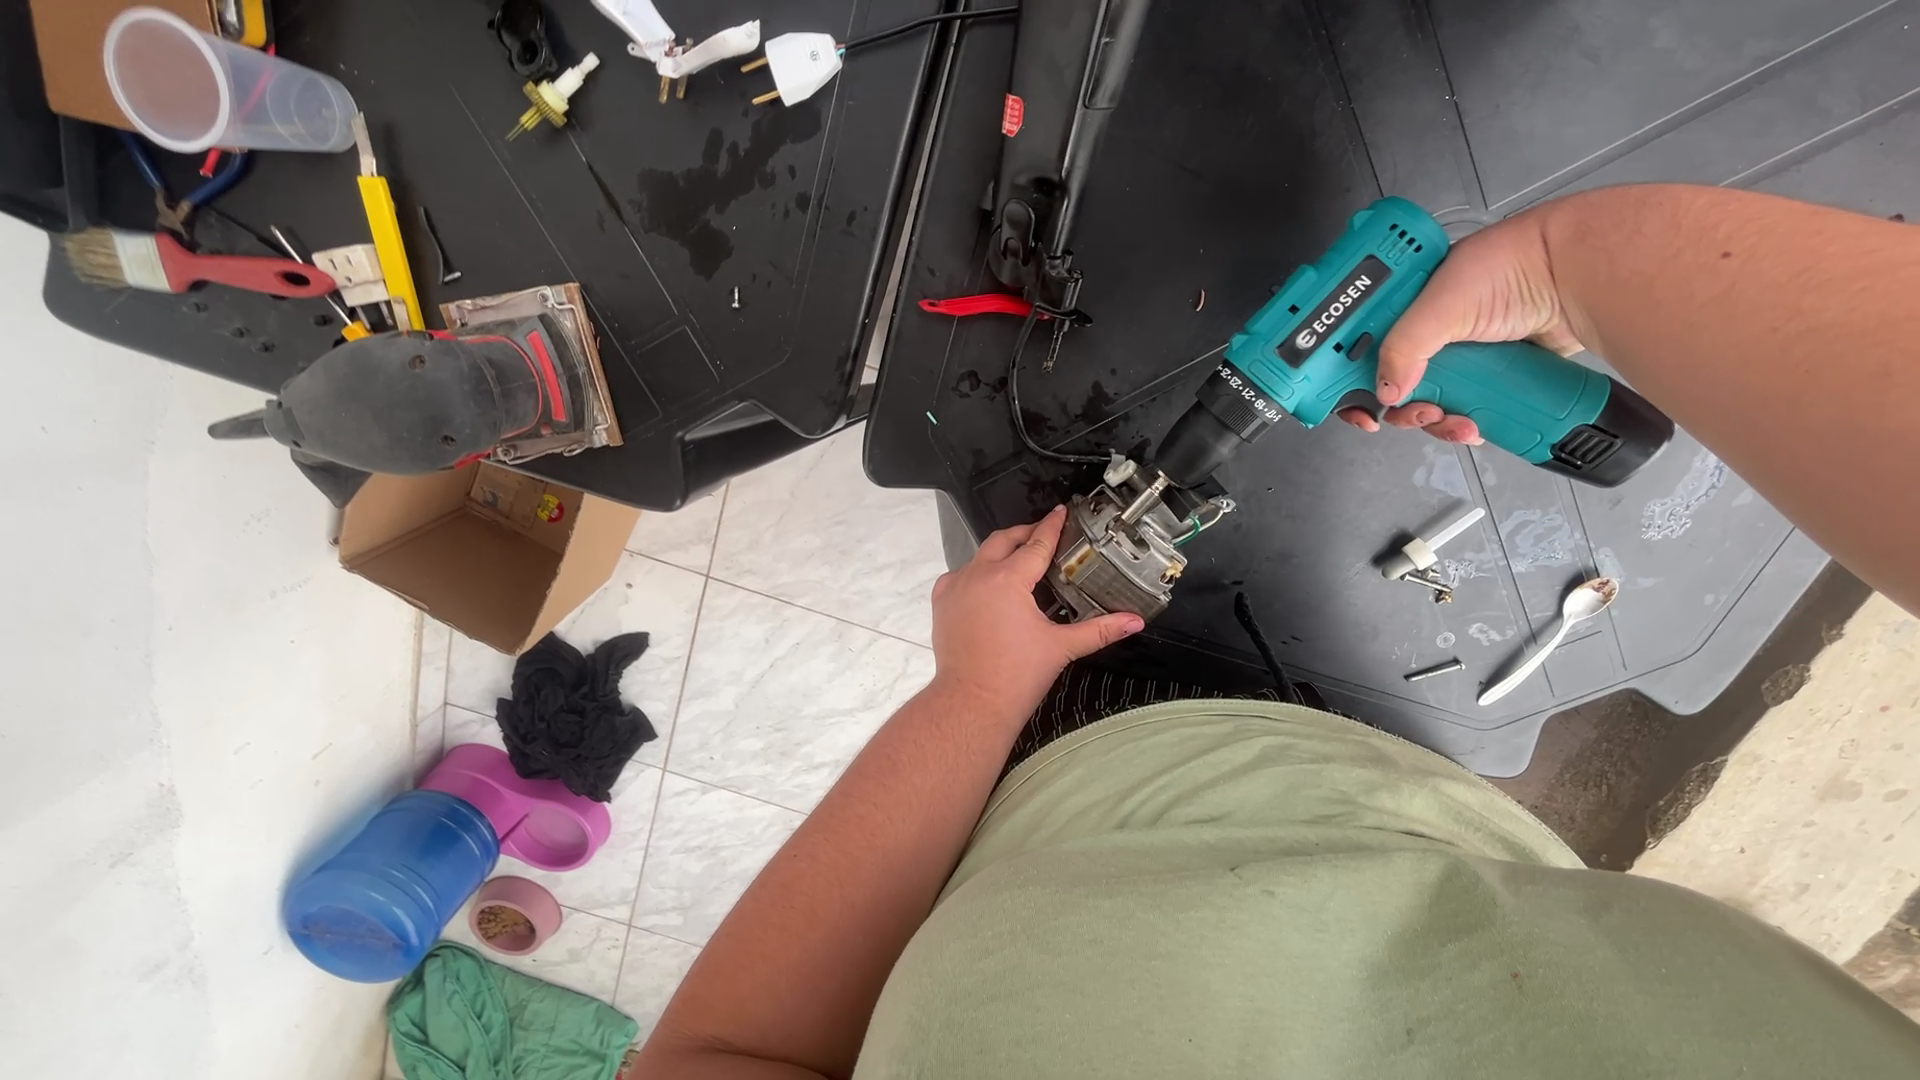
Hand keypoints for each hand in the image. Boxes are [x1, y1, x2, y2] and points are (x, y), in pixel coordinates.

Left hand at [928, 506, 1144, 721]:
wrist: (972, 702)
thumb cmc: (1014, 677)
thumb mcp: (1061, 647)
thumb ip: (1100, 629)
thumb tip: (1133, 622)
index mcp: (1008, 580)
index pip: (1037, 544)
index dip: (1052, 526)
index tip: (1060, 512)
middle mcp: (978, 576)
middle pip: (1004, 540)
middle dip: (1024, 533)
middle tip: (1042, 533)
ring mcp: (956, 588)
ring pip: (979, 556)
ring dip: (999, 552)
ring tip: (1017, 559)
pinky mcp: (943, 604)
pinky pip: (958, 575)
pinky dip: (974, 573)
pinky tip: (987, 583)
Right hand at [1336, 205, 1588, 444]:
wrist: (1580, 276)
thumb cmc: (1510, 268)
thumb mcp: (1441, 306)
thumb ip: (1404, 348)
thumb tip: (1385, 394)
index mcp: (1402, 306)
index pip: (1358, 348)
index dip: (1348, 379)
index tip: (1351, 405)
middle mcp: (1424, 332)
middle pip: (1389, 385)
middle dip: (1398, 409)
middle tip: (1414, 415)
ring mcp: (1456, 356)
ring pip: (1425, 403)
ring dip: (1434, 423)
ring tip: (1455, 424)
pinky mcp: (1487, 375)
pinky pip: (1461, 409)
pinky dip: (1462, 424)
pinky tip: (1474, 426)